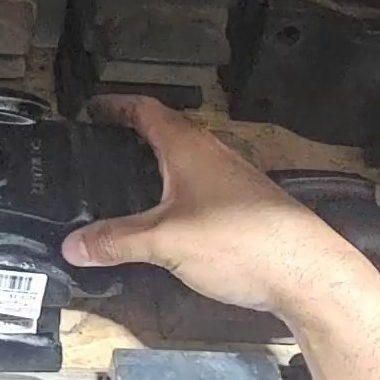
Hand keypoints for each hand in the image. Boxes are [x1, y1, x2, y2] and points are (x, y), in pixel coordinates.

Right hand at [61, 96, 379, 313]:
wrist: (309, 274)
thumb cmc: (238, 241)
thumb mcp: (165, 241)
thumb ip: (116, 241)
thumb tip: (70, 245)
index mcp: (189, 148)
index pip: (146, 110)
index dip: (116, 105)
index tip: (91, 107)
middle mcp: (212, 155)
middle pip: (166, 131)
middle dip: (131, 133)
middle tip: (100, 145)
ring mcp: (232, 180)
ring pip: (184, 160)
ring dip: (154, 162)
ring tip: (124, 180)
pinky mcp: (245, 206)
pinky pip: (198, 186)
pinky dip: (173, 190)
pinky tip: (165, 218)